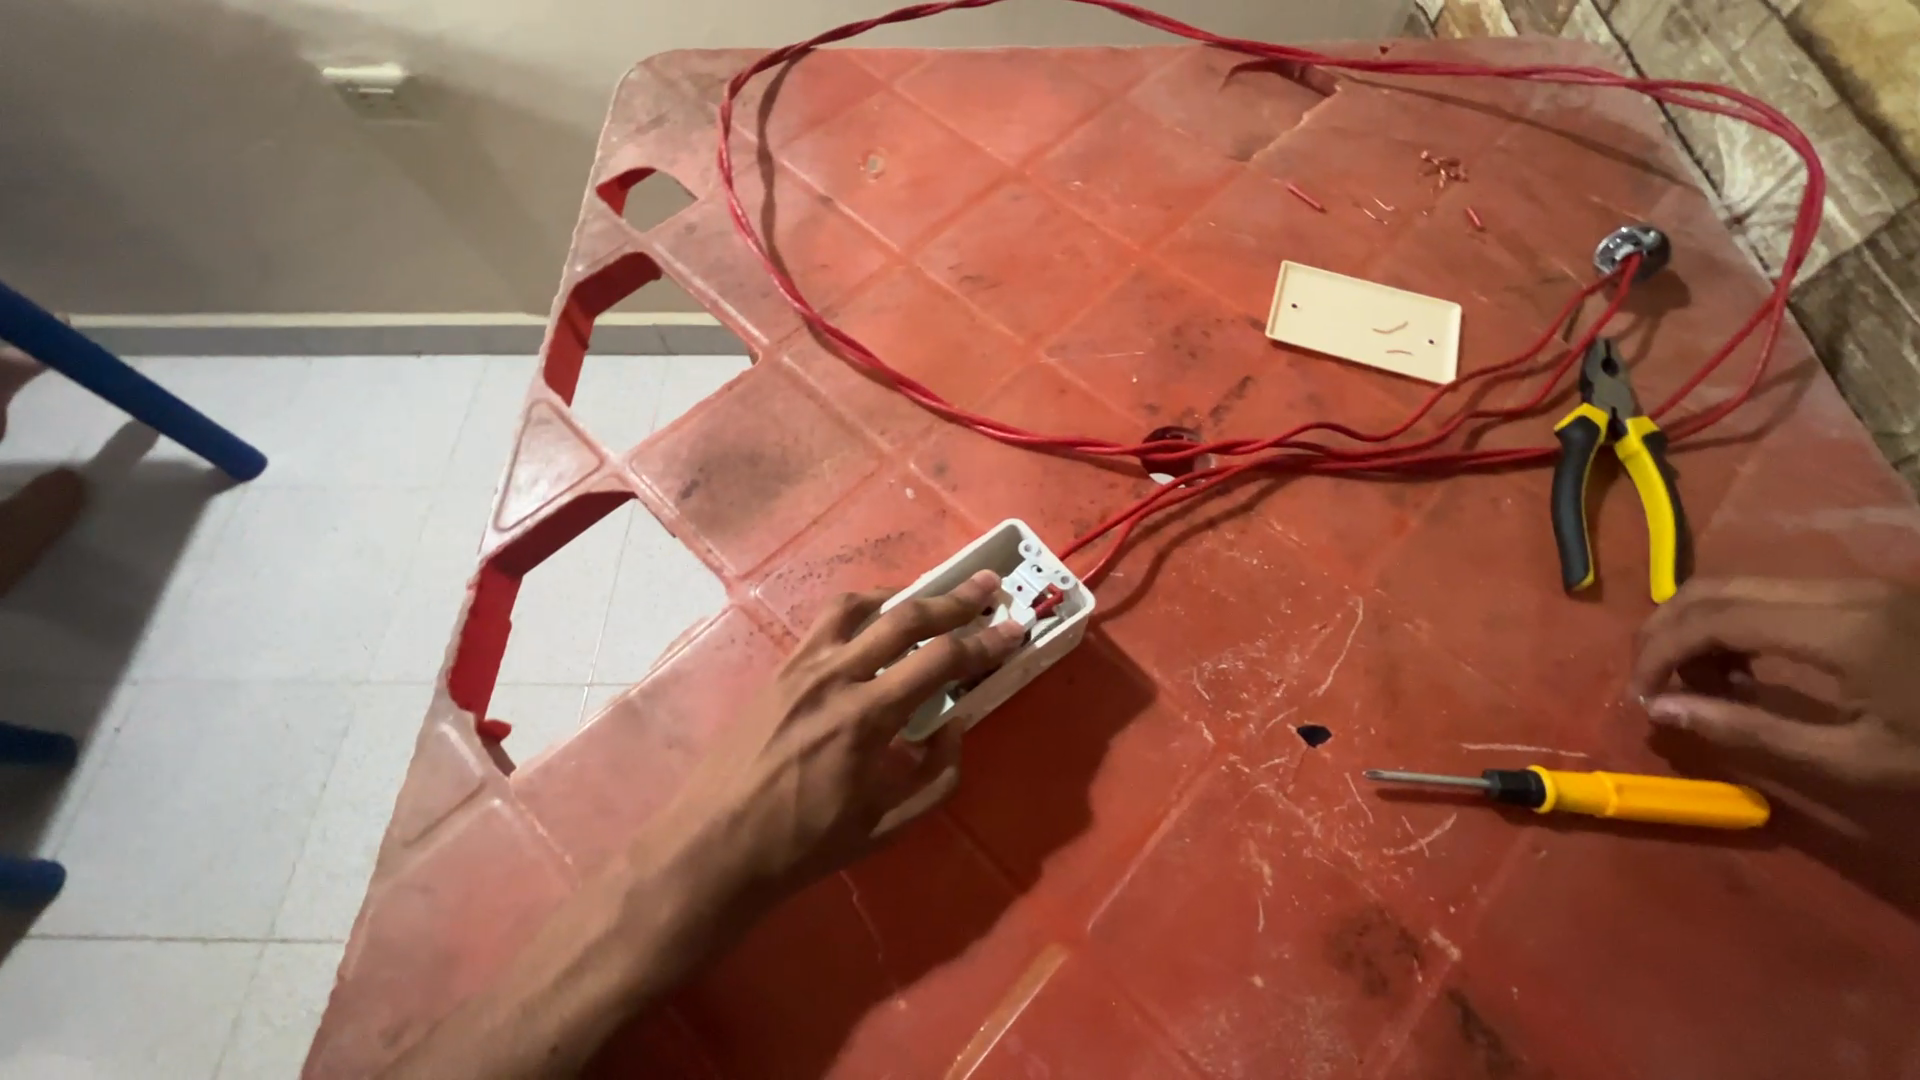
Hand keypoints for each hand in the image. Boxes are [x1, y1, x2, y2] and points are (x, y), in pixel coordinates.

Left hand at [671, 569, 1023, 904]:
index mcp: (866, 718)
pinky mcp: (779, 668)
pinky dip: (860, 609)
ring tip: (929, 595)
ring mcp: (802, 667)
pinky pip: (825, 621)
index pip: (940, 662)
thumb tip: (955, 726)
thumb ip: (937, 776)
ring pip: (859, 606)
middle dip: (955, 600)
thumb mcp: (887, 827)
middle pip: (905, 618)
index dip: (984, 642)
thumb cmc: (804, 845)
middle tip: (988, 587)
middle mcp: (835, 677)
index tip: (1014, 629)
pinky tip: (873, 620)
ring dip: (903, 594)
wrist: (714, 844)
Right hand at [1630, 578, 1919, 785]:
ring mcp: (1853, 587)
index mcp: (1836, 631)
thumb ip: (1750, 730)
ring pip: (1731, 586)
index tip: (1641, 696)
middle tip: (1651, 681)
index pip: (1706, 621)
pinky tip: (1742, 666)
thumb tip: (1660, 710)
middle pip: (1707, 590)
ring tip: (1698, 680)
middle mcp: (1836, 592)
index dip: (1656, 653)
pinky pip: (1764, 594)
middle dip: (1661, 633)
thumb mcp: (1859, 760)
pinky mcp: (1862, 594)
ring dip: (1692, 627)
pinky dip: (1729, 624)